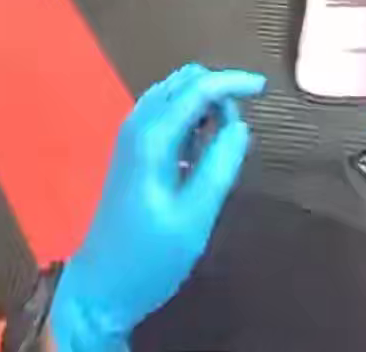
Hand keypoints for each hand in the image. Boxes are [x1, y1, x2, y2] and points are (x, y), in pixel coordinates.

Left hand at [52, 64, 266, 351]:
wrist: (101, 285)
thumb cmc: (150, 257)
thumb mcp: (194, 218)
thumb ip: (219, 167)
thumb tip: (241, 126)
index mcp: (153, 136)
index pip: (197, 88)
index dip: (232, 81)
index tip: (263, 87)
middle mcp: (139, 121)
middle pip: (185, 80)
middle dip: (219, 91)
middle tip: (238, 133)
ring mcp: (132, 130)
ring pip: (176, 91)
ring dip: (205, 102)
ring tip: (223, 143)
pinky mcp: (133, 143)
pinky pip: (167, 109)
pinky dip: (190, 114)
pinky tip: (200, 148)